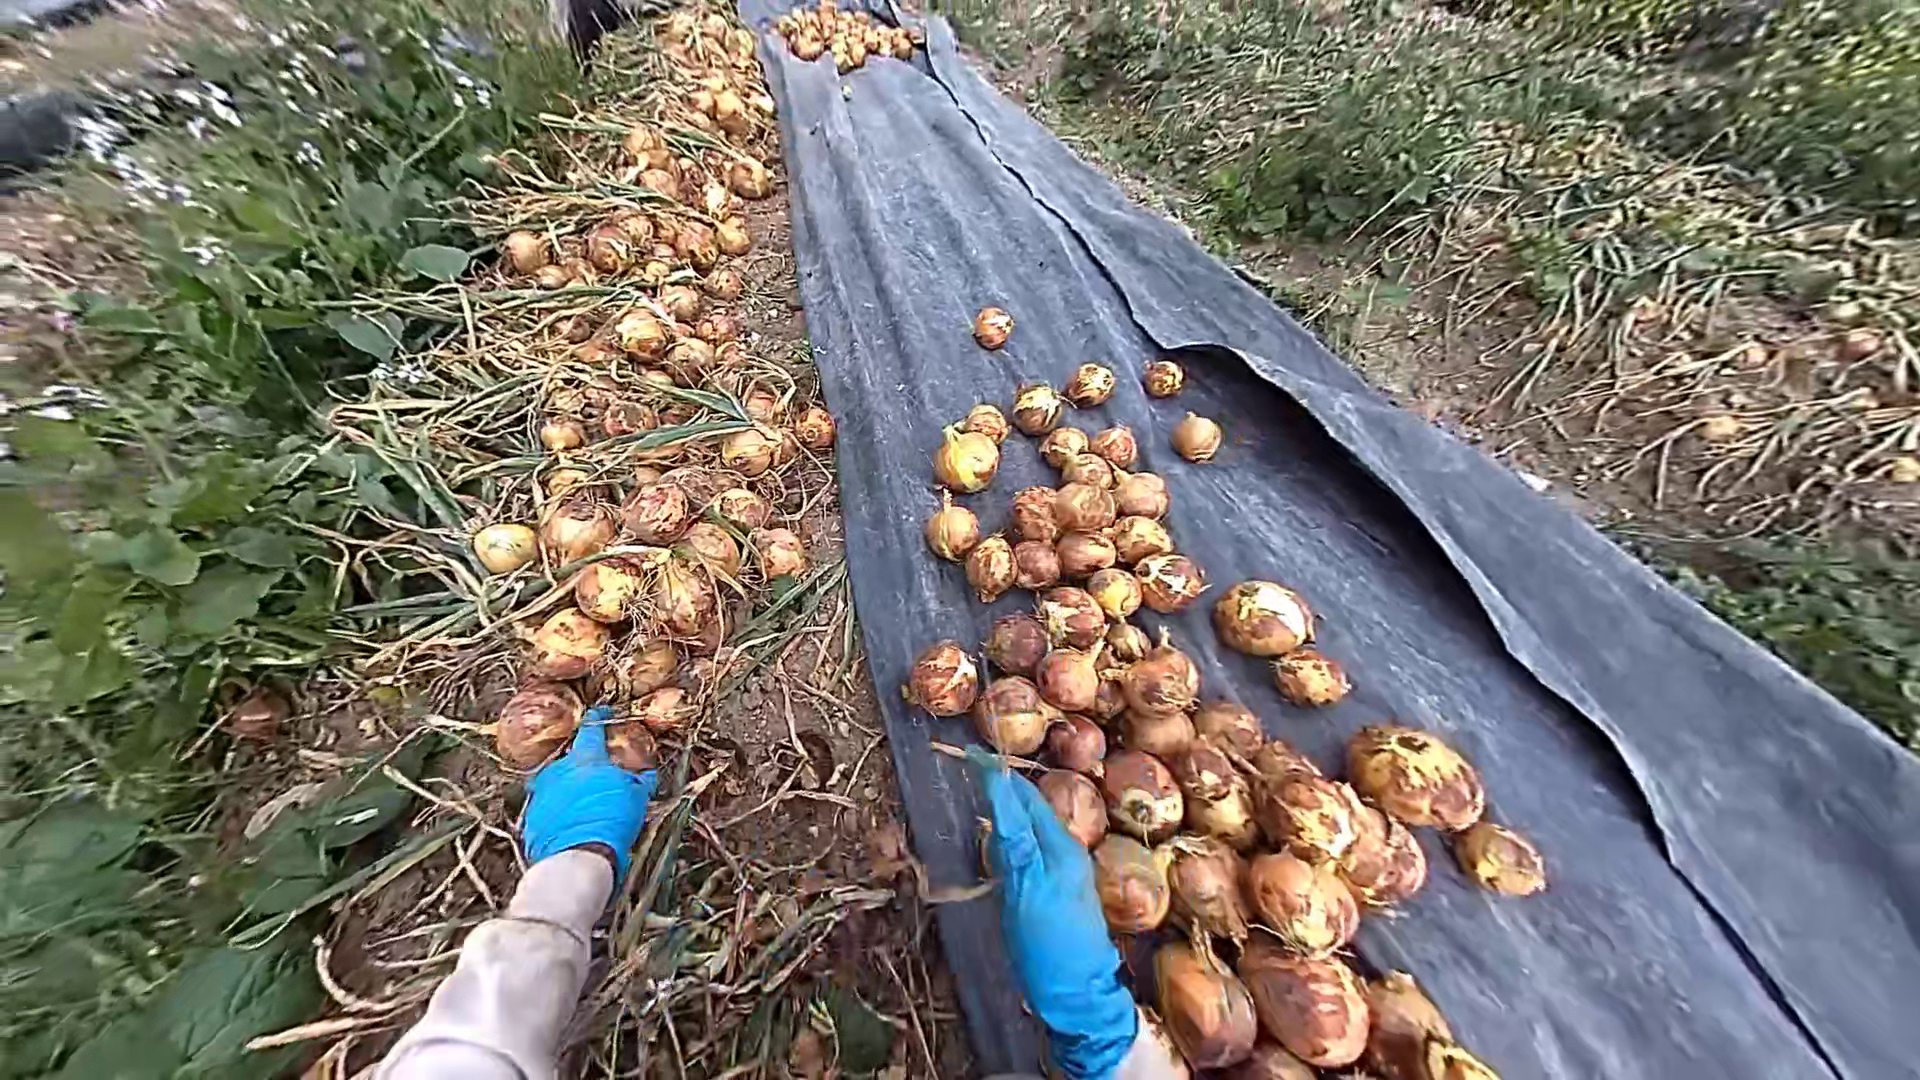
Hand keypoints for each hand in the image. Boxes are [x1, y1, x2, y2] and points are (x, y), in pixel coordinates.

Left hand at [525, 707, 657, 880]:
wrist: (576, 858)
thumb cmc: (611, 820)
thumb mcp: (637, 796)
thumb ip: (639, 780)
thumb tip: (646, 773)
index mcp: (586, 759)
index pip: (592, 727)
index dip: (599, 717)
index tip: (602, 711)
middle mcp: (559, 771)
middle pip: (571, 756)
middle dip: (583, 759)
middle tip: (597, 767)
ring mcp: (541, 794)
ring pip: (557, 780)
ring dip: (569, 784)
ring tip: (585, 797)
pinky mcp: (530, 818)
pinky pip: (547, 804)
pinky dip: (559, 806)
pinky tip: (573, 817)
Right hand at [975, 755, 1138, 1079]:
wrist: (1080, 999)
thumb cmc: (1051, 944)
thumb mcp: (1027, 888)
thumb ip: (1014, 839)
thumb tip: (999, 789)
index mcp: (1058, 844)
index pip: (1024, 795)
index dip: (998, 773)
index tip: (971, 754)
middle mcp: (1063, 848)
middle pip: (1029, 804)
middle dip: (1001, 783)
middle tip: (970, 766)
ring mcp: (1062, 867)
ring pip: (1029, 822)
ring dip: (1005, 804)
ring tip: (978, 790)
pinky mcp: (1055, 884)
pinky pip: (1030, 843)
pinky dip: (1009, 829)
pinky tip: (995, 835)